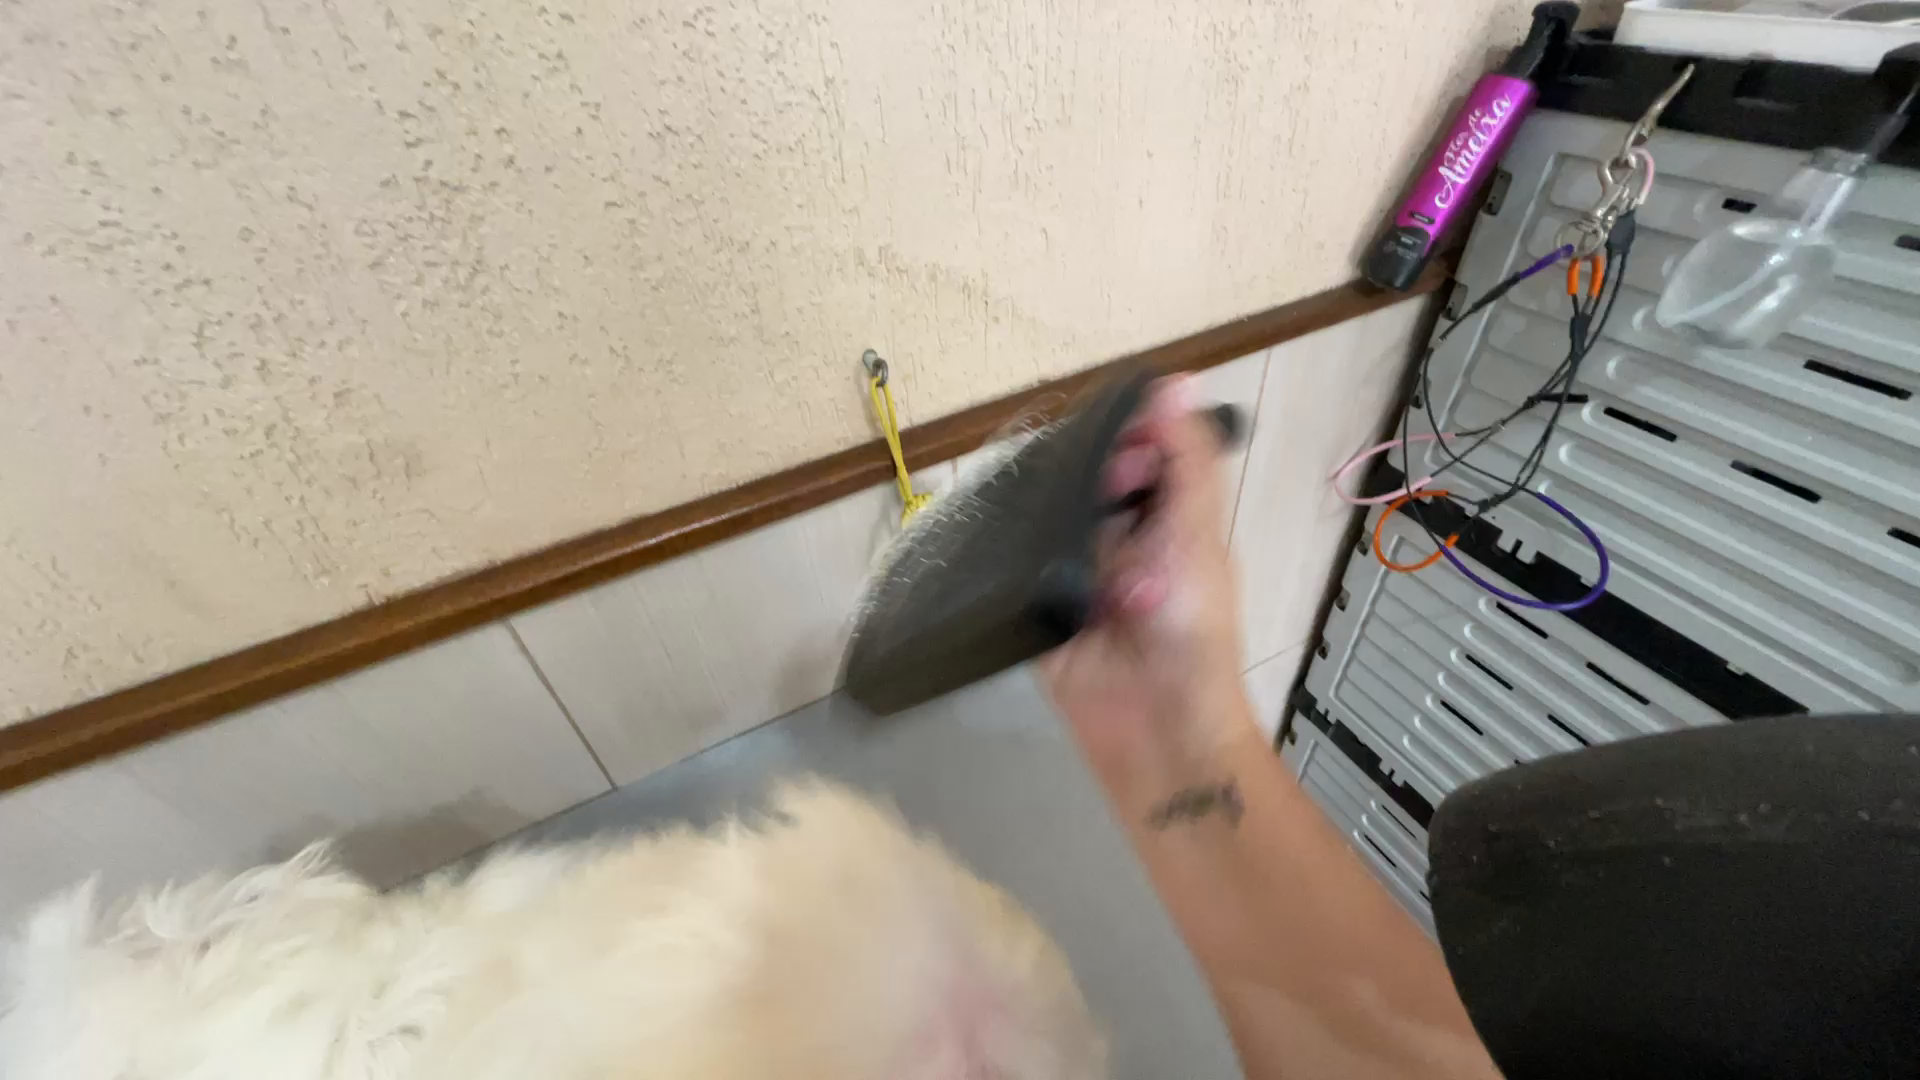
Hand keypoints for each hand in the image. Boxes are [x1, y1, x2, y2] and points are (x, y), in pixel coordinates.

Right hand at [1039, 376, 1258, 798]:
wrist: (1156, 730)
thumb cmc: (1191, 631)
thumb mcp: (1196, 537)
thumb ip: (1185, 463)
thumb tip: (1177, 378)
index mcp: (1168, 522)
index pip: (1144, 455)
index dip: (1130, 437)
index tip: (1114, 438)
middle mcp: (1123, 541)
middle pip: (1092, 482)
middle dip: (1085, 473)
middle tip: (1081, 487)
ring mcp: (1079, 573)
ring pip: (1054, 518)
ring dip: (1046, 505)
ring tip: (1028, 489)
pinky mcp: (1042, 605)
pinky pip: (1022, 566)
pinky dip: (1011, 546)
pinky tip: (993, 521)